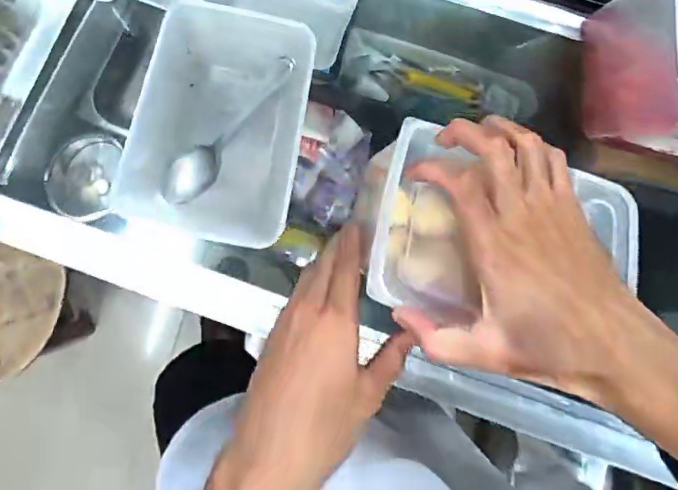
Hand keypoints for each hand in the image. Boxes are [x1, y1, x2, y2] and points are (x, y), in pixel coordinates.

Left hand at [209, 226, 414, 489]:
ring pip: (307, 276)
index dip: (354, 241)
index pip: (345, 266)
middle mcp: (308, 309)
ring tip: (342, 255)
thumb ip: (390, 360)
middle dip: (340, 244)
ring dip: (324, 260)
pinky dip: (311, 279)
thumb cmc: (323, 427)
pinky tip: (320, 289)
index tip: (364, 222)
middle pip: (323, 263)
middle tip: (357, 232)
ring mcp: (285, 319)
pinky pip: (296, 293)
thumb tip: (411, 333)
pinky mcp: (272, 333)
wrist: (266, 455)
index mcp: (335, 319)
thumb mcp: (366, 398)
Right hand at [393, 117, 677, 489]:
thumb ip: (438, 340)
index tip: (415, 172)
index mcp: (493, 243)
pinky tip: (523, 151)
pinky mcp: (573, 205)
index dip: (431, 167)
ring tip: (482, 131)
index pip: (459, 183)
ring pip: (525, 144)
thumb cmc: (549, 346)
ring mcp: (550, 203)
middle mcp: (519, 212)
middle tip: (444, 139)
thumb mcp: (487, 353)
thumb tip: (399, 317)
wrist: (613, 343)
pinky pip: (554, 159)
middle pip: (492, 148)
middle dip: (463, 131)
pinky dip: (535, 144)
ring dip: (500, 128)